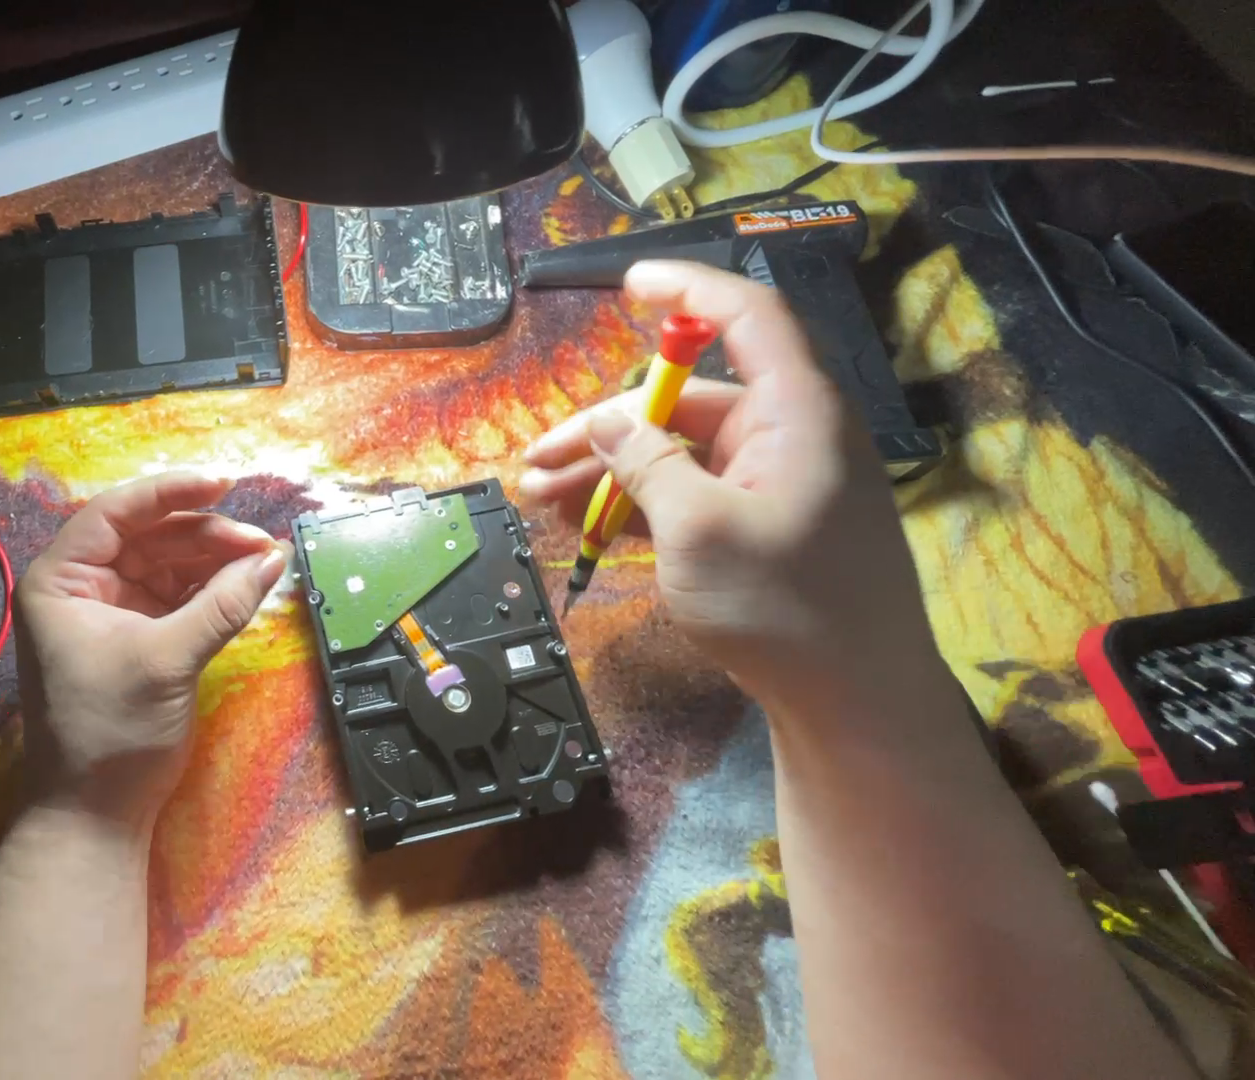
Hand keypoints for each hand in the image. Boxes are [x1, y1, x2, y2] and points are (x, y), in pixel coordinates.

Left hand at [15, 473, 286, 827]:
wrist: (95, 812)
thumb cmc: (109, 732)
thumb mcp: (165, 660)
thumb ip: (221, 605)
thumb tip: (273, 559)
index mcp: (62, 580)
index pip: (116, 514)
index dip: (171, 493)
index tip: (223, 483)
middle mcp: (84, 586)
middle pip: (150, 536)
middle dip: (205, 535)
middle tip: (259, 543)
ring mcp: (115, 610)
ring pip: (170, 563)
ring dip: (214, 559)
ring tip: (262, 560)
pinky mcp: (143, 634)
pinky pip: (181, 595)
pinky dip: (213, 588)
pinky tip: (246, 582)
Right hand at [519, 260, 942, 713]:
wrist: (847, 698)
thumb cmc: (782, 603)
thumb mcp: (697, 527)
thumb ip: (645, 462)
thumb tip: (604, 420)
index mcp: (791, 412)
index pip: (745, 318)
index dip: (687, 292)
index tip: (629, 285)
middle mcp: (779, 435)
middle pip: (681, 404)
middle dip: (603, 428)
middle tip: (537, 461)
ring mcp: (763, 482)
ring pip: (671, 454)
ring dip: (605, 471)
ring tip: (540, 495)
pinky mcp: (748, 523)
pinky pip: (680, 494)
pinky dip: (631, 502)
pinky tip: (579, 519)